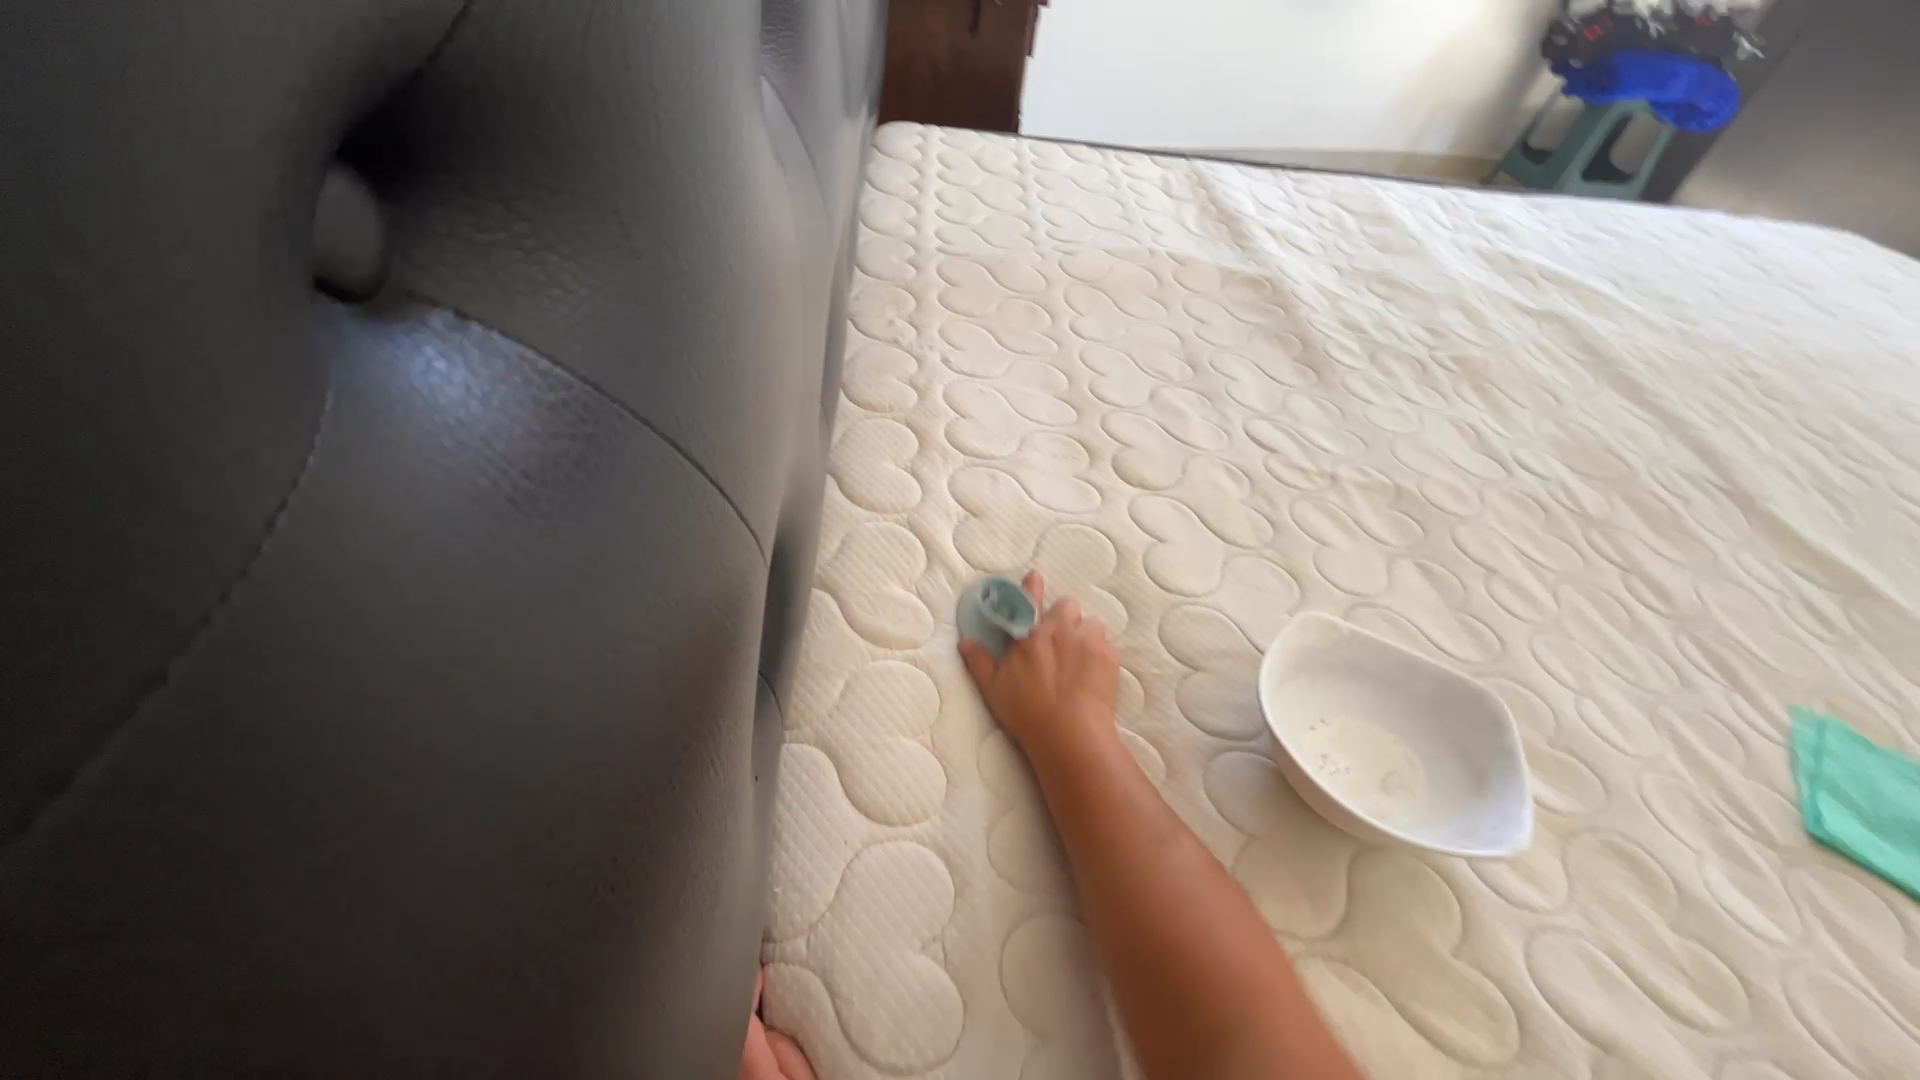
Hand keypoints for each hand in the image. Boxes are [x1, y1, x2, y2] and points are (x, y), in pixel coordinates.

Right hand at [958, 571, 1120, 767]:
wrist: (1070, 734)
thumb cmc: (1027, 713)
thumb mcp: (993, 689)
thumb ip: (979, 661)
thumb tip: (964, 642)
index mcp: (1029, 635)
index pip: (1028, 600)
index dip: (1031, 586)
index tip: (1034, 576)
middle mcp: (1059, 630)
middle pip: (1066, 606)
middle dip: (1064, 617)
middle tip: (1061, 639)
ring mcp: (1087, 640)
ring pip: (1090, 623)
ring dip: (1085, 634)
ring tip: (1080, 658)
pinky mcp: (1109, 656)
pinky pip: (1106, 644)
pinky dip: (1100, 654)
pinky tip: (1094, 674)